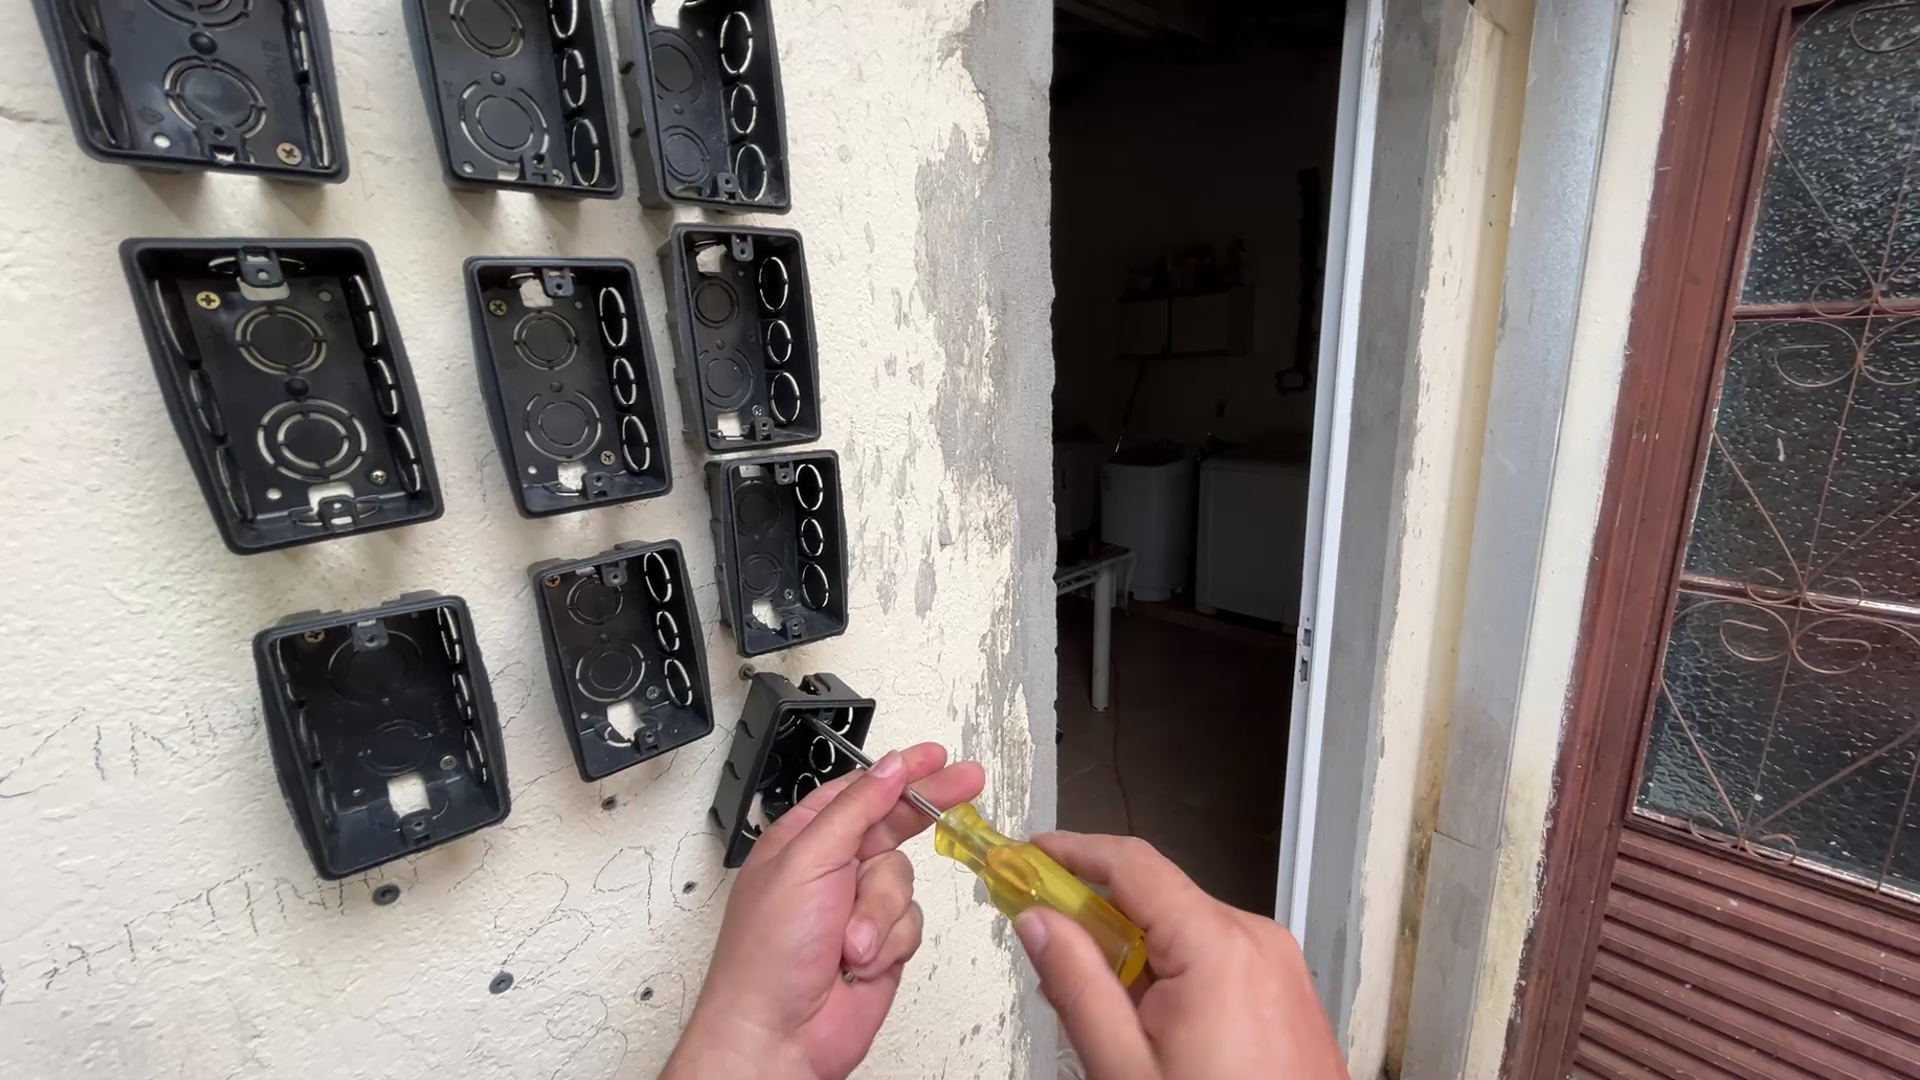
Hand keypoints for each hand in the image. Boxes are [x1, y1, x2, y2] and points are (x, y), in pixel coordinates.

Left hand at [661, 743, 985, 1079]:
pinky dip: (890, 940)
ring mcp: (860, 903)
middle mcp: (835, 866)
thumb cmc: (765, 956)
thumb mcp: (807, 863)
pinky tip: (860, 961)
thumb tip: (890, 768)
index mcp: (807, 837)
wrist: (777, 1041)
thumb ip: (855, 810)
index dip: (902, 770)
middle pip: (895, 821)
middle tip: (967, 781)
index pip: (864, 788)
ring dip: (881, 910)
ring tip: (849, 942)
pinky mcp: (882, 939)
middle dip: (928, 806)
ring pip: (904, 877)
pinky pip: (912, 920)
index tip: (936, 756)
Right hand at [1014, 833, 1345, 1079]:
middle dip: (1098, 915)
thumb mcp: (1125, 1071)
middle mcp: (1255, 937)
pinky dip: (1171, 970)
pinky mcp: (1287, 990)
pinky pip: (1214, 955)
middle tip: (1050, 949)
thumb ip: (1077, 984)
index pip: (1131, 863)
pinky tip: (1150, 1023)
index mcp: (1218, 945)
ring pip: (1182, 927)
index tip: (1029, 855)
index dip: (1074, 850)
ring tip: (1102, 1011)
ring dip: (1134, 949)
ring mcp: (1278, 964)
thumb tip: (1035, 918)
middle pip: (1155, 896)